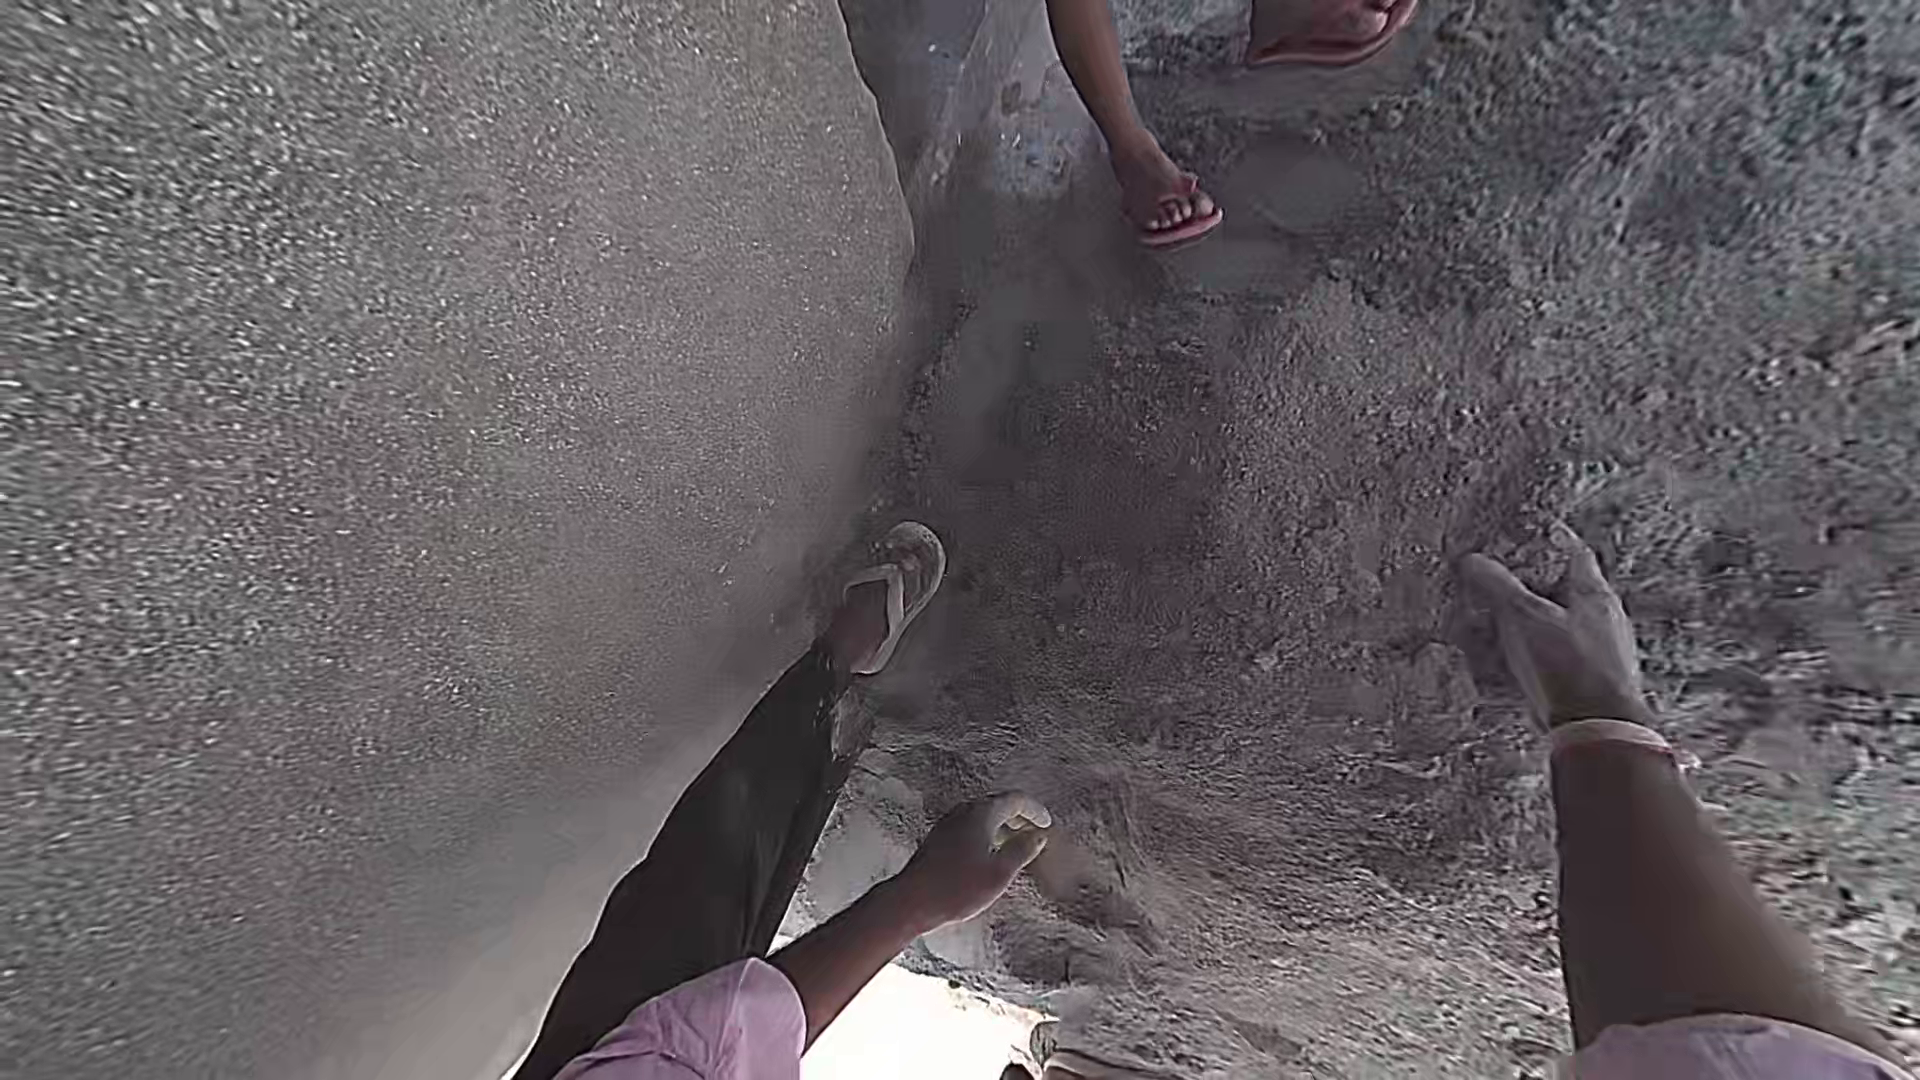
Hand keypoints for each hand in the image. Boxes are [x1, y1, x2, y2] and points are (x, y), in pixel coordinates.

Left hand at [888, 792, 1051, 931]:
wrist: (913, 899)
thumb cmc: (958, 887)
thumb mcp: (999, 873)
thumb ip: (1021, 850)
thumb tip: (1038, 835)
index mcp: (981, 812)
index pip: (1014, 800)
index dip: (1034, 810)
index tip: (1046, 823)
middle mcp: (965, 810)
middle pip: (998, 804)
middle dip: (1020, 817)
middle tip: (1035, 833)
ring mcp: (950, 821)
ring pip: (984, 815)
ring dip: (1003, 826)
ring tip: (1017, 845)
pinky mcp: (941, 835)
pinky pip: (972, 825)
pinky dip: (988, 833)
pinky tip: (990, 853)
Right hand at [1463, 523, 1651, 728]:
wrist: (1594, 723)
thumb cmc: (1566, 662)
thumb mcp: (1524, 616)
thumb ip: (1497, 584)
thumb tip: (1472, 558)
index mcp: (1593, 595)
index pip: (1572, 552)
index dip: (1547, 537)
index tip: (1519, 528)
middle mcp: (1599, 615)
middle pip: (1560, 582)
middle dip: (1527, 574)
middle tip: (1492, 568)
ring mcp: (1593, 642)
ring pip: (1552, 612)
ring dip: (1523, 607)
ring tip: (1488, 606)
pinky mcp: (1579, 667)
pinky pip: (1547, 639)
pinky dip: (1523, 634)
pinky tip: (1502, 642)